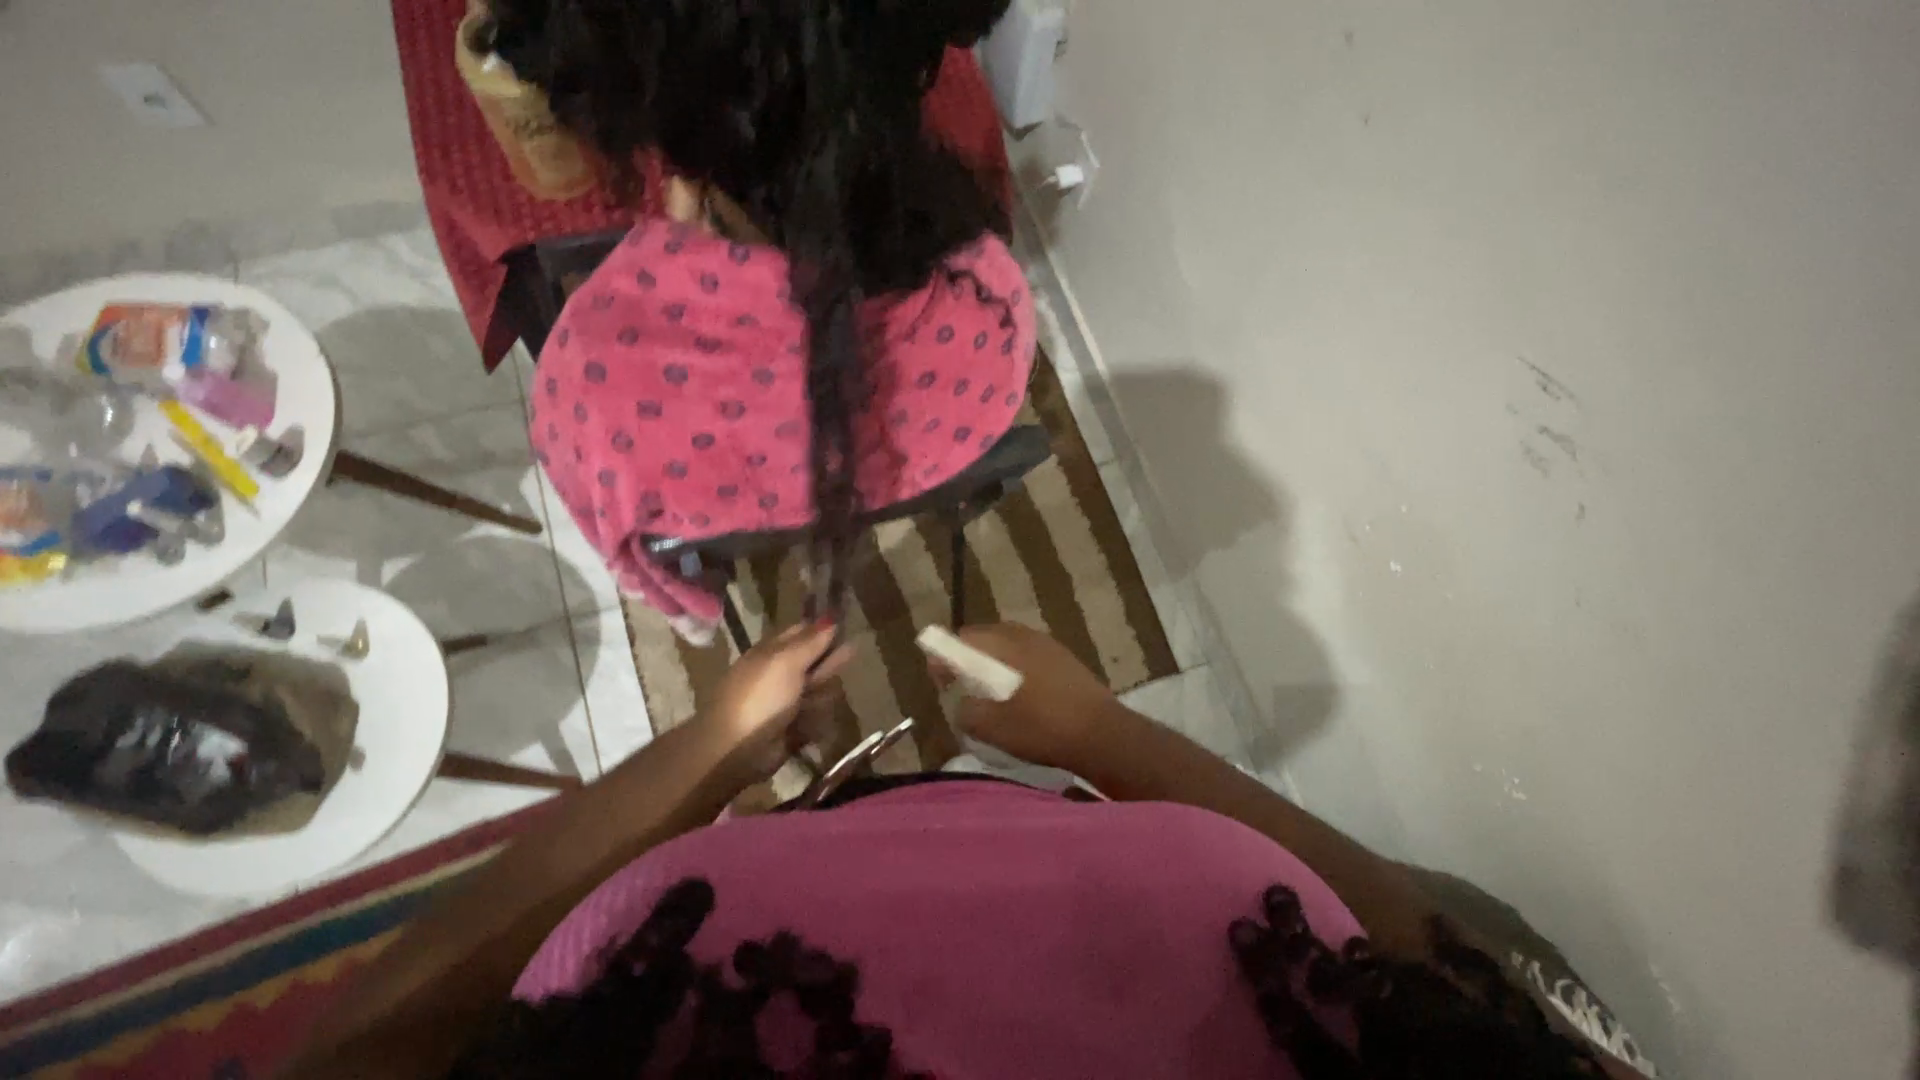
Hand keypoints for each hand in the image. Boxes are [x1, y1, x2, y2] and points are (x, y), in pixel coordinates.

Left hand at [702, 622, 852, 781]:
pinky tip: (807, 726)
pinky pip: (818, 719)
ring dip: (821, 697)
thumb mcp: (784, 661)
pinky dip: (815, 723)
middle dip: (829, 664)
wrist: (736, 749)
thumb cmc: (759, 697)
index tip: (845, 629)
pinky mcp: (796, 728)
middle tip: (846, 659)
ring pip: (822, 691)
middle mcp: (781, 674)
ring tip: (810, 706)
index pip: (803, 632)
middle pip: (817, 662)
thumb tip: (831, 619)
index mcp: (771, 652)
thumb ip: (810, 641)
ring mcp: (789, 702)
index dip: (822, 630)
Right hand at [931, 623, 1118, 771]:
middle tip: (962, 688)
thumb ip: (967, 711)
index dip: (943, 657)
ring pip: (1008, 646)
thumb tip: (960, 704)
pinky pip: (1029, 656)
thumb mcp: (993, 727)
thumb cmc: (1043, 728)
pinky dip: (1016, 669)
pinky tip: (1021, 697)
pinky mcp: (1066, 660)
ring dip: (993, 663)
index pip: (961, 638)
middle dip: (967, 658)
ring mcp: (1049, 645)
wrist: (1103, 735)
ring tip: (990, 694)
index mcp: (1004, 644)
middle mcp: (1025, 635)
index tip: (940, 682)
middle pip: (984, 638)